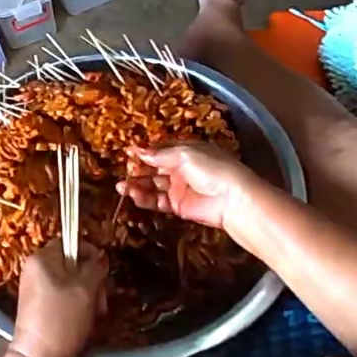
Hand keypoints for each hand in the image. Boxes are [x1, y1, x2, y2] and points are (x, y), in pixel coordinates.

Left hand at [9, 240, 107, 356]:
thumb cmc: (62, 321)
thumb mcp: (84, 291)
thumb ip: (94, 268)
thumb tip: (99, 256)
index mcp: (41, 258)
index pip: (69, 242)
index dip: (90, 254)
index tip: (103, 272)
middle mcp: (34, 268)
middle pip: (71, 263)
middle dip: (91, 280)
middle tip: (100, 300)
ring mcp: (34, 286)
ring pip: (70, 282)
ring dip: (87, 295)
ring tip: (95, 314)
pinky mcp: (38, 304)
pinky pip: (62, 295)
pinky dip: (76, 305)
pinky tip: (85, 321)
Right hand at [117, 143, 259, 229]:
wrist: (234, 201)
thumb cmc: (213, 169)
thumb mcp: (185, 155)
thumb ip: (160, 154)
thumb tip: (138, 151)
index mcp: (184, 152)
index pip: (159, 150)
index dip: (144, 152)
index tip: (127, 152)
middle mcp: (180, 169)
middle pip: (153, 168)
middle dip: (137, 170)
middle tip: (123, 172)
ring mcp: (178, 188)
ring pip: (152, 185)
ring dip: (137, 185)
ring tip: (122, 187)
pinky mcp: (178, 206)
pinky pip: (157, 201)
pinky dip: (145, 199)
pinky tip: (134, 196)